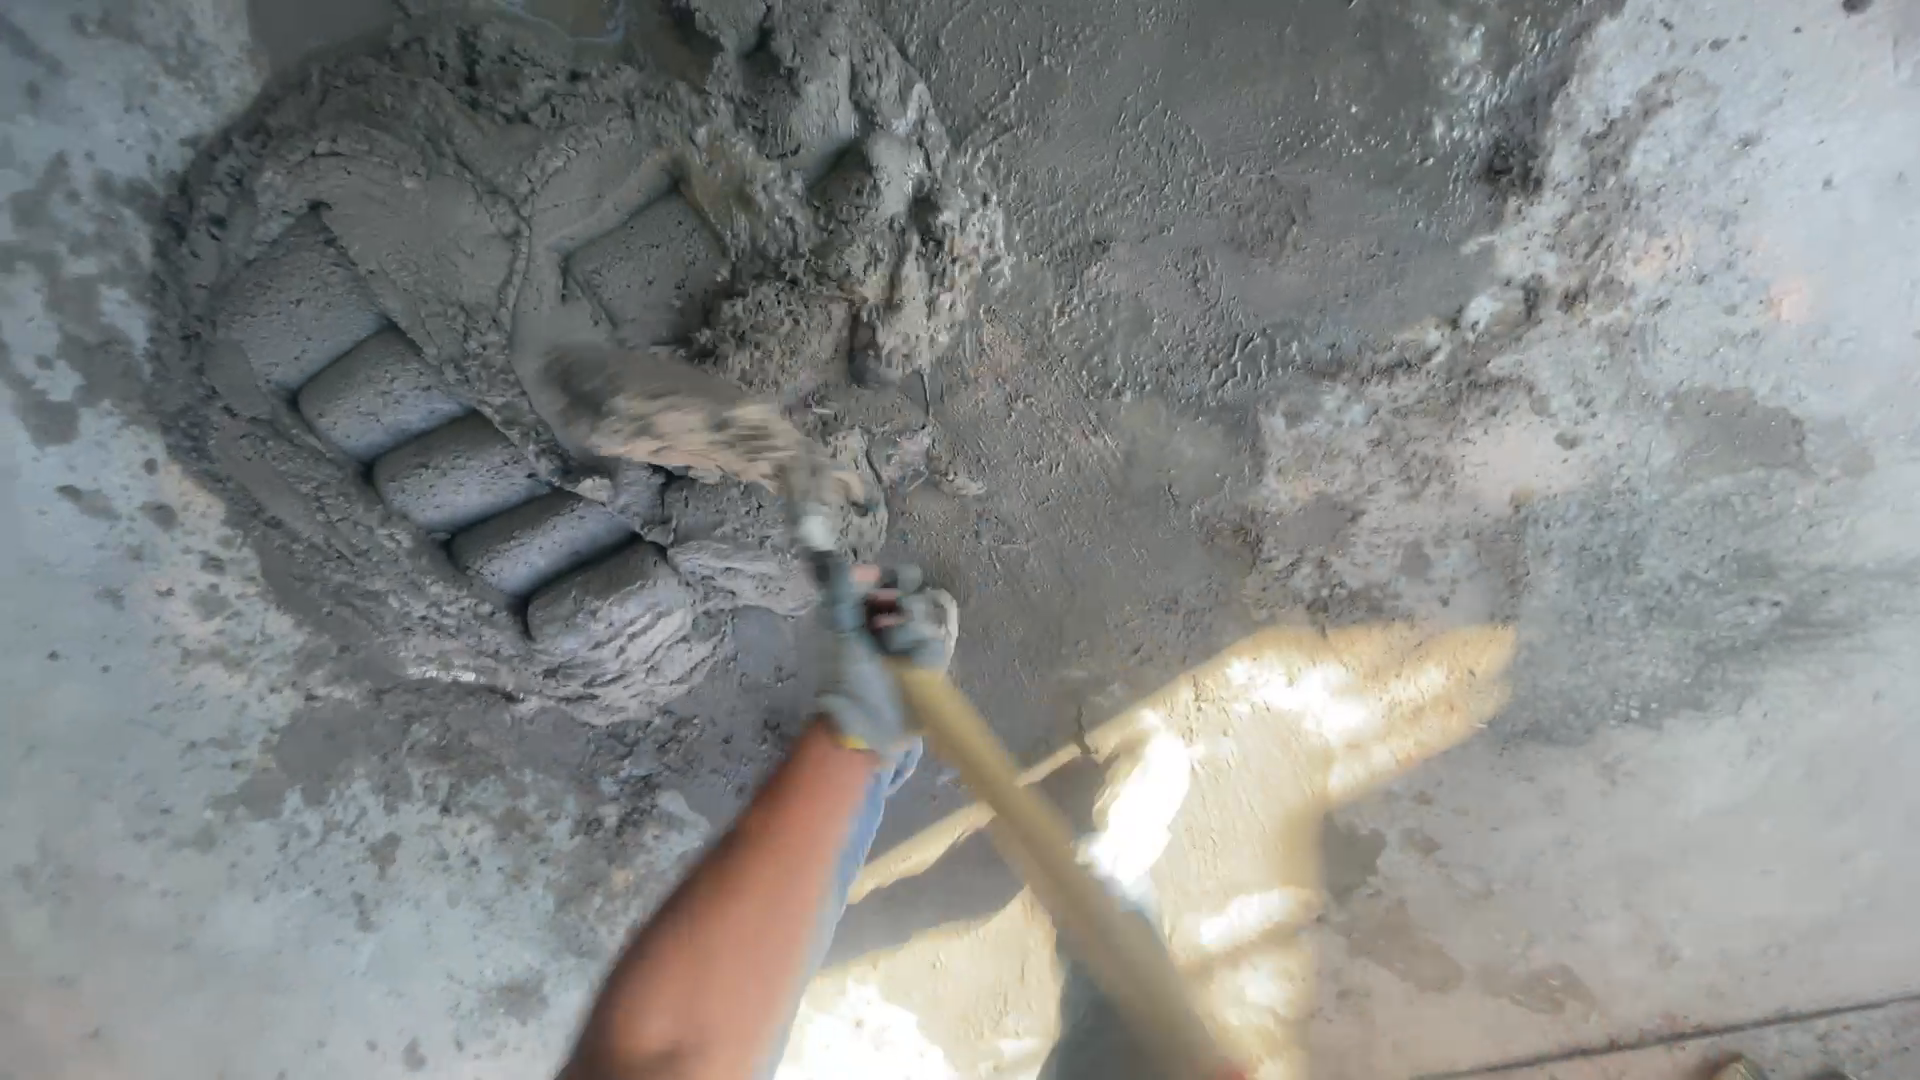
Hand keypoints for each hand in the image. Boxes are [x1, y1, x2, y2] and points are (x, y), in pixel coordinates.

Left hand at [814, 562, 958, 757]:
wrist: (868, 723)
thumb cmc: (845, 676)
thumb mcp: (838, 627)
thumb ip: (839, 589)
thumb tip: (836, 557)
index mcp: (864, 612)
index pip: (883, 578)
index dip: (884, 577)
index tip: (878, 583)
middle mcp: (890, 622)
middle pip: (910, 589)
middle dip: (900, 598)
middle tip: (888, 611)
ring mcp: (914, 641)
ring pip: (926, 610)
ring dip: (907, 623)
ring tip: (891, 643)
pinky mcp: (932, 659)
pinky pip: (937, 635)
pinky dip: (921, 643)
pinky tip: (909, 657)